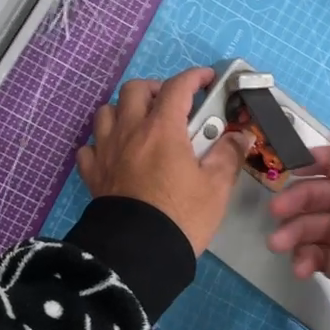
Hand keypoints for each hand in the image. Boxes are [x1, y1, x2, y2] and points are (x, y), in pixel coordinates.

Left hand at [77, 67, 250, 255]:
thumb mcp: (216, 187)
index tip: (206, 80)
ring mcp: (106, 150)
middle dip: (155, 89)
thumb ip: (228, 155)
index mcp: (162, 129)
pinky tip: (114, 154)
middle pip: (135, 90)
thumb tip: (240, 136)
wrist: (139, 252)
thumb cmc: (182, 216)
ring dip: (124, 111)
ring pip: (106, 111)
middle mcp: (130, 131)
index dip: (194, 77)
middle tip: (173, 105)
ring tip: (141, 126)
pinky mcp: (92, 173)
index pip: (178, 87)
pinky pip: (89, 147)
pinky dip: (101, 144)